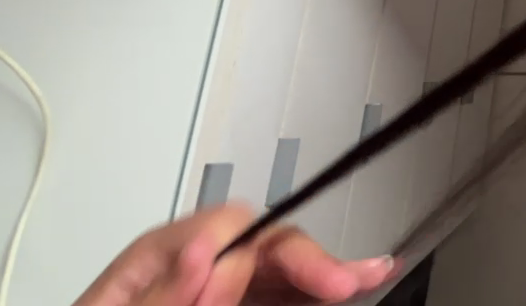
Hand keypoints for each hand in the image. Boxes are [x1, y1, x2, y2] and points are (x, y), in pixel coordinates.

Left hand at [72, 204, 393, 305]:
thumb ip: (156, 302)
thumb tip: (208, 251)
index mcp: (155, 263)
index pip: (219, 227)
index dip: (239, 252)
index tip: (234, 289)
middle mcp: (196, 268)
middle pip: (266, 244)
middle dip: (307, 260)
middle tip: (339, 285)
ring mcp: (222, 292)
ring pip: (288, 267)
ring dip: (331, 270)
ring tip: (371, 276)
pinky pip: (289, 293)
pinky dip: (327, 286)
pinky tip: (368, 277)